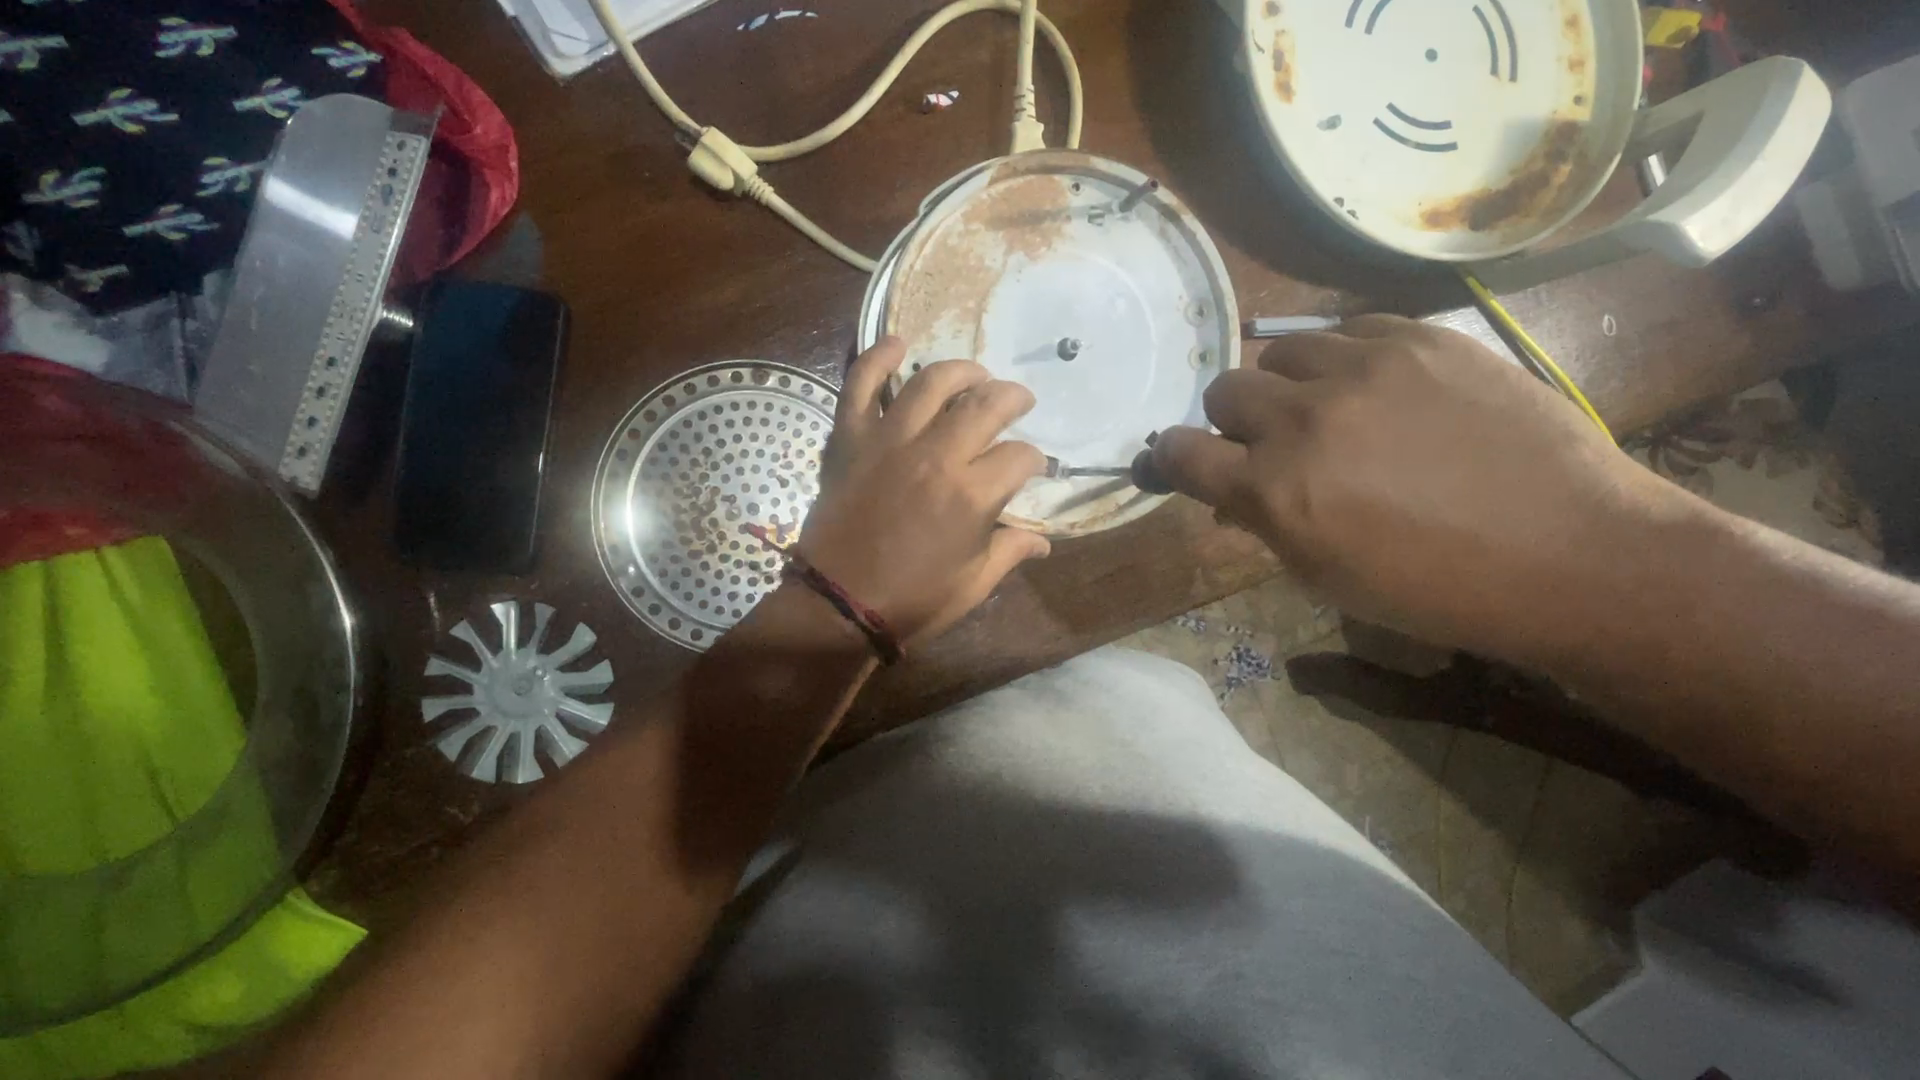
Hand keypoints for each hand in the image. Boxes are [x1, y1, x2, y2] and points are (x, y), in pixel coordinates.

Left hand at [798, 338, 1050, 645]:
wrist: (837, 606)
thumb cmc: (911, 602)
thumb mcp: (973, 585)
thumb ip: (1009, 552)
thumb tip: (1042, 542)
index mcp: (972, 495)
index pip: (1020, 457)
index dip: (1034, 459)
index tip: (1032, 466)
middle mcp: (935, 455)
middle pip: (985, 405)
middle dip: (1012, 398)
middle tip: (1018, 402)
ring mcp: (888, 440)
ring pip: (931, 383)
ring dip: (961, 371)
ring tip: (975, 374)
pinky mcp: (850, 438)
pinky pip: (861, 384)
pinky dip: (877, 358)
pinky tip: (898, 344)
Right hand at [1152, 315, 1676, 659]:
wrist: (1570, 552)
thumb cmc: (1436, 590)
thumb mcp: (1327, 577)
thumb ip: (1266, 525)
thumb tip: (1232, 493)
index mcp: (1275, 490)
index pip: (1181, 452)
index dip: (1172, 457)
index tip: (1183, 461)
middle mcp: (1305, 419)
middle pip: (1224, 391)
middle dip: (1234, 421)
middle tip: (1270, 442)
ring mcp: (1365, 369)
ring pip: (1281, 352)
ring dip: (1287, 385)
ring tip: (1328, 409)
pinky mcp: (1422, 339)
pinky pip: (1350, 328)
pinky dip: (1345, 358)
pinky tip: (1377, 387)